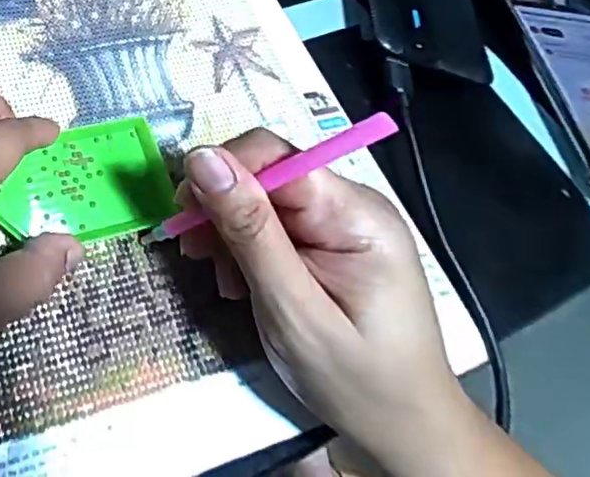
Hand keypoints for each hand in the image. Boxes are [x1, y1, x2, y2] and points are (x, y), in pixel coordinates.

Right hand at [176, 129, 465, 467]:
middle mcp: (349, 201)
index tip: (185, 216)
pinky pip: (273, 221)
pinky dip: (246, 246)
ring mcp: (340, 219)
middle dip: (222, 208)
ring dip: (229, 231)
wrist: (404, 434)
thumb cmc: (356, 382)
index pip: (275, 155)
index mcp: (354, 212)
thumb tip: (201, 157)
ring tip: (225, 280)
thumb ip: (248, 230)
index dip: (223, 173)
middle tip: (196, 254)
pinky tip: (241, 280)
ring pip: (262, 197)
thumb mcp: (292, 310)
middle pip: (265, 173)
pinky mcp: (328, 238)